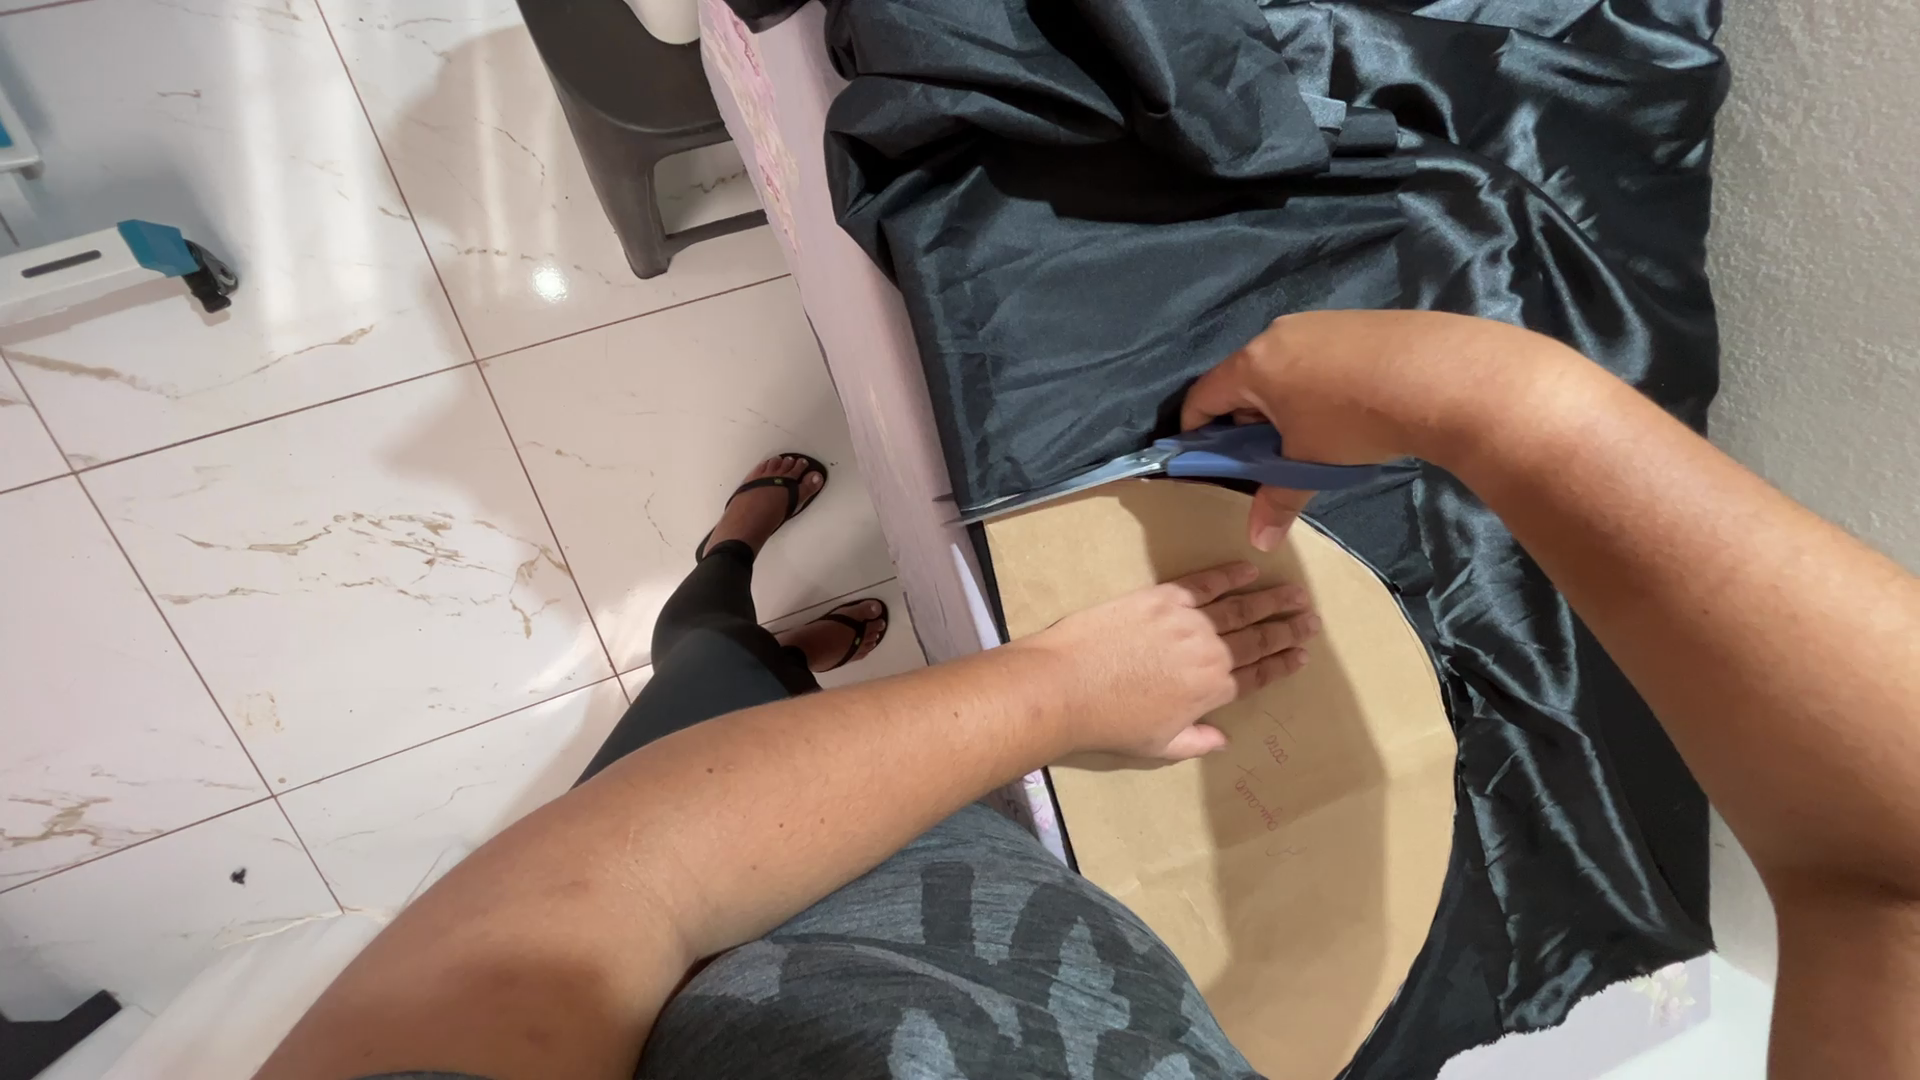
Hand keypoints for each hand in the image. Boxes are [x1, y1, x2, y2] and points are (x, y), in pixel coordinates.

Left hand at [1021, 561, 1319, 761]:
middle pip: (1257, 638)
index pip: (1257, 675)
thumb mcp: (1158, 747)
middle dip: (1288, 629)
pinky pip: (1205, 583)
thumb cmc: (1109, 723)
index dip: (1282, 664)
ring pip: (1240, 608)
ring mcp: (1187, 622)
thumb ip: (1195, 742)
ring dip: (1271, 599)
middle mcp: (1210, 654)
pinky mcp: (1162, 598)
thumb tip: (1222, 740)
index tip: (1301, 654)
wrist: (1067, 685)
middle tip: (1311, 619)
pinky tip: (1249, 569)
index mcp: (1211, 692)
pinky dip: (1229, 574)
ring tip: (1296, 593)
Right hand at [1181, 310, 1585, 549]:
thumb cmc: (1356, 421)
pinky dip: (1313, 383)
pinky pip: (1314, 355)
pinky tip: (1346, 407)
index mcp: (1252, 364)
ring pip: (1279, 367)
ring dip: (1280, 401)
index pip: (1202, 396)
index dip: (1195, 431)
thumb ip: (1277, 500)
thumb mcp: (1309, 464)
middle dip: (1243, 419)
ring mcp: (1318, 323)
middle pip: (1240, 381)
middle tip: (1266, 453)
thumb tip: (1259, 543)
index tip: (1206, 458)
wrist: (1450, 376)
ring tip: (1311, 432)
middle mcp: (1276, 335)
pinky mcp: (1354, 321)